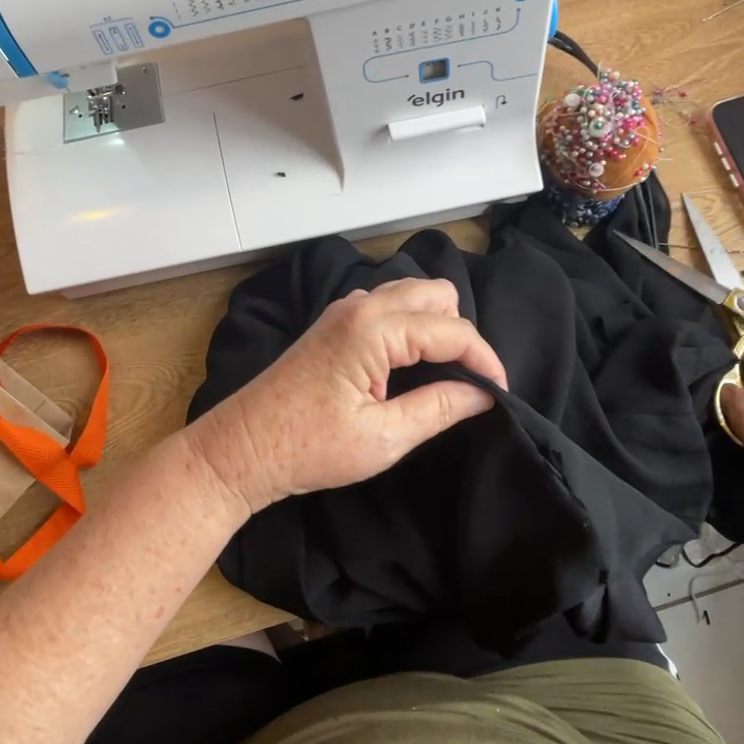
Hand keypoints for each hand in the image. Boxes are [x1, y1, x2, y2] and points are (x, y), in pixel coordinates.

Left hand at [183, 279, 506, 514]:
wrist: (242, 448)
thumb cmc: (306, 448)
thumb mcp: (382, 437)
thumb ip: (439, 409)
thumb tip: (484, 396)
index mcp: (373, 329)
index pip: (452, 329)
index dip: (485, 360)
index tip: (501, 393)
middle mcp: (359, 306)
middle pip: (436, 294)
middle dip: (461, 333)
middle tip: (468, 381)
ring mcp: (343, 311)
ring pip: (412, 296)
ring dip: (436, 326)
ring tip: (444, 375)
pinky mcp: (334, 324)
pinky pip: (388, 307)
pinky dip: (411, 326)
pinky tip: (411, 366)